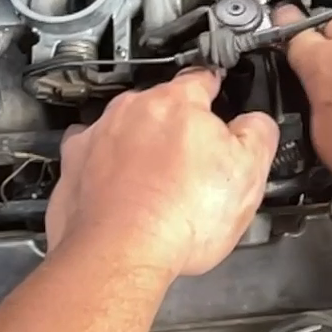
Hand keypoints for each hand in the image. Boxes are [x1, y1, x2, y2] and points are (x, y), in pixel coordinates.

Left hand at [46, 68, 278, 278]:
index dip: (215, 85)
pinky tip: (121, 190)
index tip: (217, 91)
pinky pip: (94, 155)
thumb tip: (256, 123)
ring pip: (126, 128)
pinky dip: (107, 167)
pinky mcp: (74, 165)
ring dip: (140, 145)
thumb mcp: (248, 173)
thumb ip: (258, 134)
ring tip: (158, 183)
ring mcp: (99, 135)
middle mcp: (132, 110)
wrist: (119, 254)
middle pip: (161, 105)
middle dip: (177, 126)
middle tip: (194, 162)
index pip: (201, 78)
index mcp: (177, 102)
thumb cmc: (179, 218)